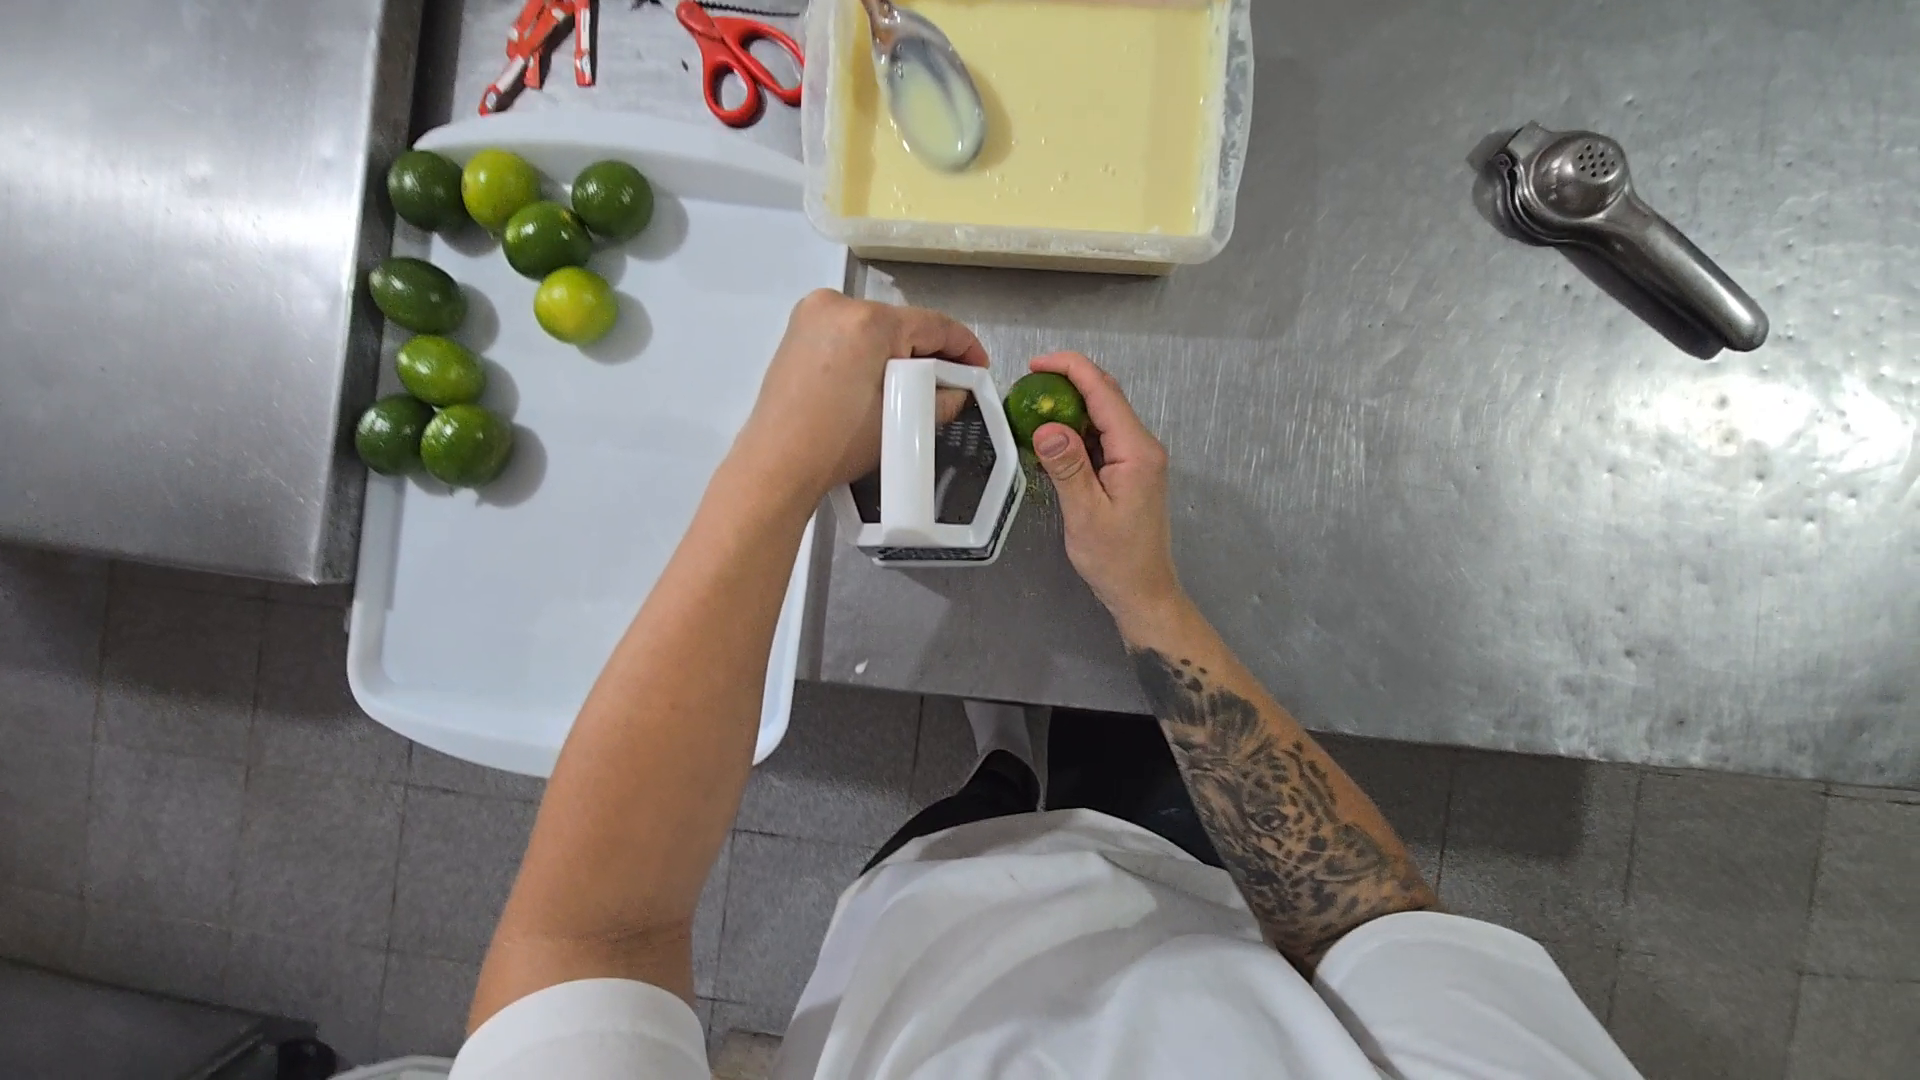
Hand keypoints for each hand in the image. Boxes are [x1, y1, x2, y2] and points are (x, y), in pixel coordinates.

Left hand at [735, 290, 988, 499]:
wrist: (776, 464)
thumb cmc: (836, 443)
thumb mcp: (899, 420)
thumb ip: (939, 399)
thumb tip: (955, 390)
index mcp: (867, 321)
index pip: (932, 324)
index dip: (963, 345)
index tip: (979, 365)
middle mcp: (836, 306)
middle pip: (901, 323)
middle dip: (928, 352)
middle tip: (948, 383)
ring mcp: (811, 316)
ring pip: (874, 328)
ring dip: (898, 352)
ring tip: (912, 387)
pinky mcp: (797, 333)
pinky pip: (848, 334)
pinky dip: (869, 352)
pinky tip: (878, 382)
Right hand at [1027, 352, 1186, 627]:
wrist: (1143, 591)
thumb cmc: (1116, 559)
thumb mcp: (1085, 514)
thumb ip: (1068, 467)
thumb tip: (1047, 426)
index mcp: (1137, 451)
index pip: (1104, 393)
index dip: (1070, 369)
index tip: (1035, 364)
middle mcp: (1142, 447)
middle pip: (1106, 397)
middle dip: (1068, 381)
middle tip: (1027, 385)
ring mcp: (1137, 459)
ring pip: (1103, 416)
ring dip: (1070, 406)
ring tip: (1032, 407)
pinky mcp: (1129, 472)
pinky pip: (1101, 438)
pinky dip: (1075, 431)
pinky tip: (1051, 438)